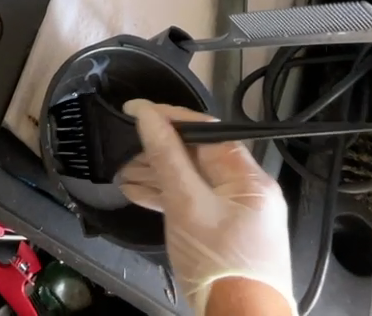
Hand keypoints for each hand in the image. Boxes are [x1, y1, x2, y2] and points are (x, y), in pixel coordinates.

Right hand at [117, 102, 296, 315]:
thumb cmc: (216, 259)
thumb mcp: (186, 203)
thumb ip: (166, 154)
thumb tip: (145, 112)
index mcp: (248, 179)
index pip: (206, 132)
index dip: (169, 117)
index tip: (134, 112)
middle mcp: (247, 192)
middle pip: (196, 156)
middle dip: (157, 151)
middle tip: (124, 149)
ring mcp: (237, 215)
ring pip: (191, 180)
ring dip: (156, 175)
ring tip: (122, 174)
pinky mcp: (225, 234)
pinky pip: (193, 203)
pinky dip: (167, 197)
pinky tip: (137, 194)